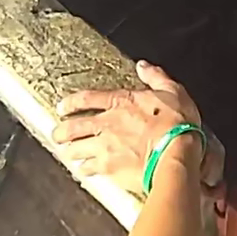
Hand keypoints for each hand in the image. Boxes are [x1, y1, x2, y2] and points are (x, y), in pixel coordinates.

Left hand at [53, 61, 206, 191]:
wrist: (176, 154)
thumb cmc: (178, 122)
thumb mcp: (173, 91)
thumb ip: (156, 77)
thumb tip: (143, 65)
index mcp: (122, 102)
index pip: (87, 98)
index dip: (71, 102)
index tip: (62, 107)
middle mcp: (107, 124)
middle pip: (71, 127)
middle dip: (61, 131)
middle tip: (58, 133)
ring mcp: (104, 147)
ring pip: (73, 150)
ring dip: (69, 151)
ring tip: (68, 152)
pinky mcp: (107, 169)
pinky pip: (86, 169)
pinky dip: (83, 169)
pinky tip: (85, 169)